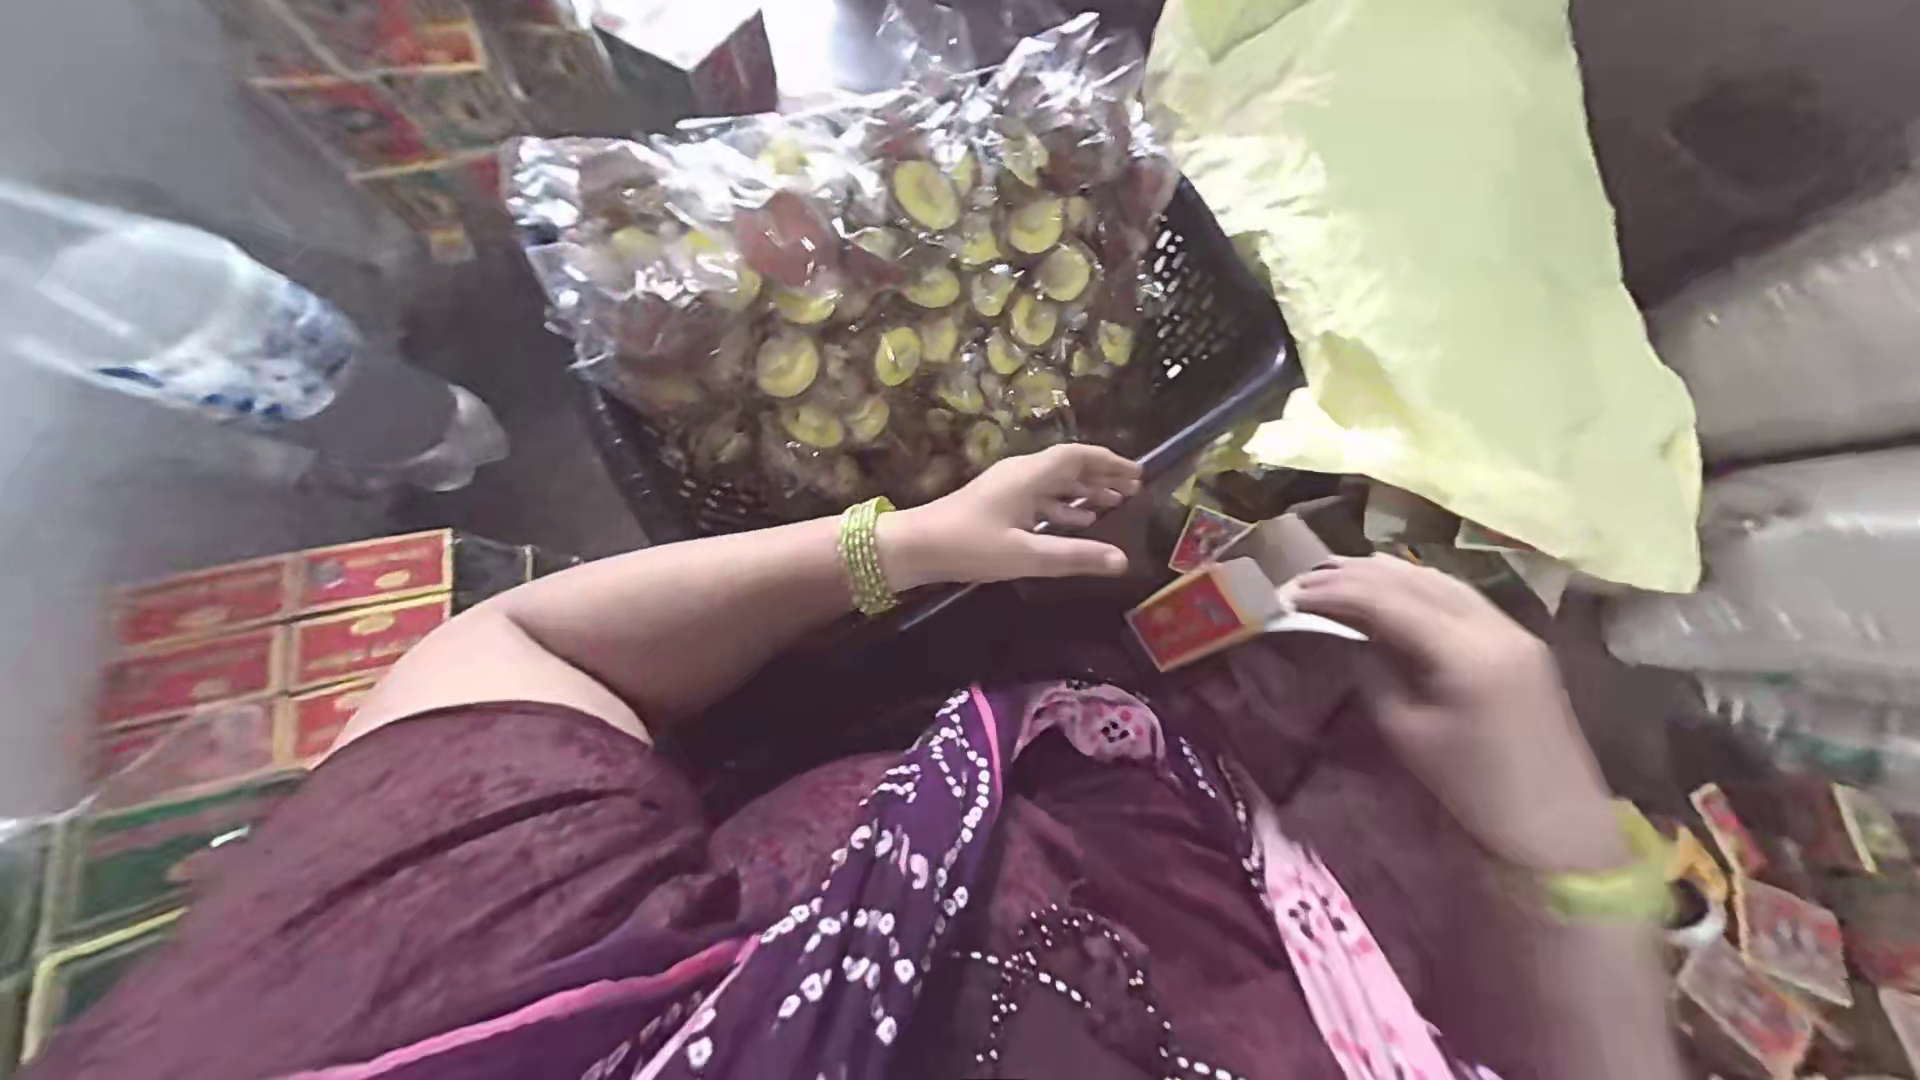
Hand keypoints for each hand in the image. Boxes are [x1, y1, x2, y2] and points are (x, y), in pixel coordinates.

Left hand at [877, 444, 1141, 587]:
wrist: (915, 547)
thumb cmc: (970, 546)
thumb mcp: (1026, 554)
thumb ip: (1074, 556)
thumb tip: (1121, 561)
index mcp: (1029, 475)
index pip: (1077, 457)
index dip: (1109, 463)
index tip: (1138, 474)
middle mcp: (1020, 474)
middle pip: (1068, 467)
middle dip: (1101, 477)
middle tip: (1133, 490)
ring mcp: (1006, 488)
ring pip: (1053, 483)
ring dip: (1083, 492)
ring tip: (1113, 506)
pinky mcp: (996, 504)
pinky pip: (1038, 498)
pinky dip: (1061, 507)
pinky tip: (1074, 522)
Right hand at [1292, 555, 1629, 872]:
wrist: (1554, 824)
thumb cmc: (1469, 784)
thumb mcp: (1403, 728)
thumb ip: (1370, 669)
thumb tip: (1342, 634)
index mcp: (1465, 653)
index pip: (1386, 601)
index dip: (1333, 592)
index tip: (1291, 595)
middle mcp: (1494, 628)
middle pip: (1411, 581)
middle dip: (1351, 576)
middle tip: (1303, 580)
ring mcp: (1512, 630)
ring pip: (1436, 580)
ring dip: (1382, 572)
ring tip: (1335, 571)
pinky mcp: (1516, 640)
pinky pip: (1457, 594)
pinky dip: (1414, 581)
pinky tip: (1388, 579)